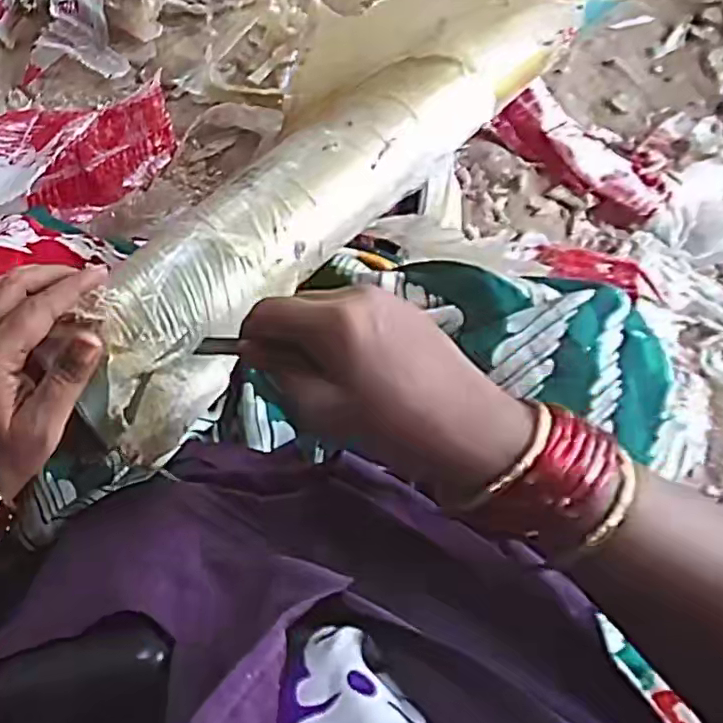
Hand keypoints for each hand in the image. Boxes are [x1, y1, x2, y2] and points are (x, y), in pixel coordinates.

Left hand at [0, 263, 107, 496]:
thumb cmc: (11, 455)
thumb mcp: (45, 425)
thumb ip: (67, 378)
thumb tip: (94, 336)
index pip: (35, 308)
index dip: (70, 287)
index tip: (101, 275)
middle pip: (11, 285)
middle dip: (53, 272)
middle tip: (89, 276)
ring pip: (0, 288)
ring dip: (37, 277)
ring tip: (73, 281)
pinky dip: (24, 290)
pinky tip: (48, 299)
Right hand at [239, 286, 538, 502]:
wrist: (472, 430)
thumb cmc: (391, 426)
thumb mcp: (321, 409)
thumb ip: (278, 372)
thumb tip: (253, 349)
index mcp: (331, 318)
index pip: (266, 310)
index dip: (250, 336)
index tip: (255, 364)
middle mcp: (354, 292)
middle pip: (293, 305)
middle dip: (284, 336)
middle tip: (298, 377)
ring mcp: (381, 295)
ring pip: (321, 306)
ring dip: (312, 334)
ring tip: (335, 374)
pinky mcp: (402, 304)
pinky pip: (351, 309)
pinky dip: (339, 330)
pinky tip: (362, 364)